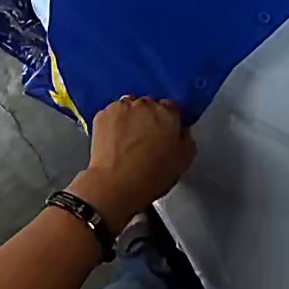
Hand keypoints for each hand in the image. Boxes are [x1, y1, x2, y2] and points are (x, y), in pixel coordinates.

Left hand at [66, 97, 194, 232]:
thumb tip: (181, 131)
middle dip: (149, 117)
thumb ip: (186, 139)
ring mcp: (120, 107)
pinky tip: (115, 140)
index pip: (171, 107)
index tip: (167, 131)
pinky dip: (114, 122)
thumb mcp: (183, 161)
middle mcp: (144, 104)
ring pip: (129, 106)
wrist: (116, 183)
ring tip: (129, 139)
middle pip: (149, 105)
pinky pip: (111, 114)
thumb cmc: (152, 175)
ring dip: (131, 117)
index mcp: (167, 113)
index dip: (169, 120)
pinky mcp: (102, 114)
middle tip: (147, 138)